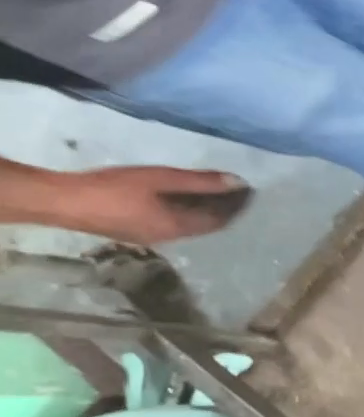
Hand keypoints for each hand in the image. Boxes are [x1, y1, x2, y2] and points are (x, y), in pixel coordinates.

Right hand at [40, 166, 252, 244]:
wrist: (59, 200)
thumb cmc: (115, 189)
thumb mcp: (164, 179)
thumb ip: (202, 182)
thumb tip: (238, 182)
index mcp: (178, 228)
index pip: (220, 221)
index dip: (238, 207)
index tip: (252, 192)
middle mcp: (167, 237)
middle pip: (206, 224)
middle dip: (225, 208)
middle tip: (238, 189)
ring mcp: (148, 236)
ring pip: (189, 223)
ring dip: (206, 209)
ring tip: (218, 190)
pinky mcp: (132, 230)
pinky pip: (172, 221)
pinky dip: (188, 210)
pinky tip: (186, 196)